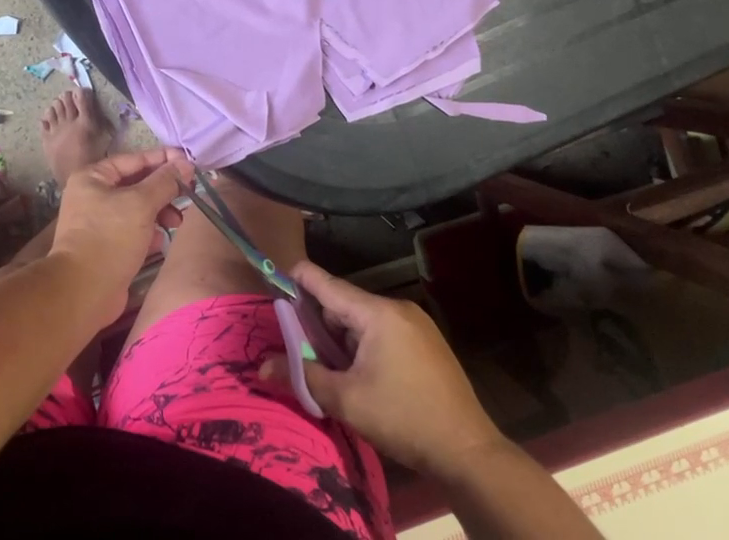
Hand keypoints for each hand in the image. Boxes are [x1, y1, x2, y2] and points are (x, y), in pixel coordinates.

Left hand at [48, 148, 192, 322]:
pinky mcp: (108, 245)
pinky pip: (135, 230)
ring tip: (178, 223)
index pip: (134, 160)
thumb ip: (165, 181)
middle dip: (164, 190)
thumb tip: (186, 163)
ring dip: (161, 212)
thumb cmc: (110, 238)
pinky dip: (150, 233)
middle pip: (137, 184)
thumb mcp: (141, 204)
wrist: (83, 291)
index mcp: (93, 177)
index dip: (163, 160)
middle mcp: (94, 195)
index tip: (190, 163)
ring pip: (139, 208)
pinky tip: (160, 242)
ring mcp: (100, 221)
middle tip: (189, 194)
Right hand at [266, 262, 504, 476]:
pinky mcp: (427, 344)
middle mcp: (398, 309)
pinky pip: (383, 333)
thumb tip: (261, 367)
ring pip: (364, 322)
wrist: (467, 451)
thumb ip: (302, 376)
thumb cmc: (402, 418)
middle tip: (298, 348)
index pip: (328, 284)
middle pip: (344, 305)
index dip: (298, 279)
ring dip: (341, 339)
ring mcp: (417, 326)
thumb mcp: (345, 400)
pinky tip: (358, 375)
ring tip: (328, 368)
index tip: (274, 277)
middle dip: (319, 323)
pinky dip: (363, 346)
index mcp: (378, 313)